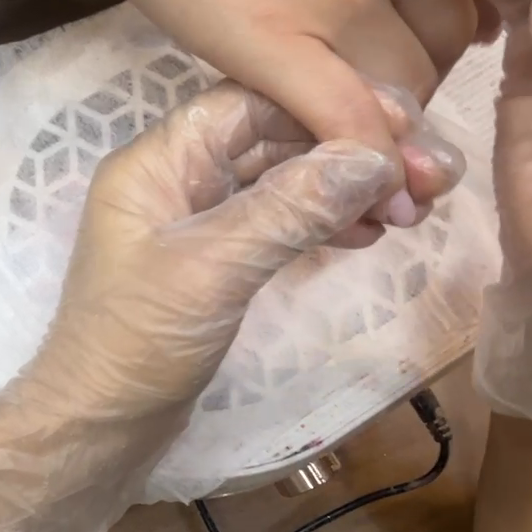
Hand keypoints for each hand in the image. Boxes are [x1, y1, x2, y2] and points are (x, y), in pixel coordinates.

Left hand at [0, 84, 407, 531]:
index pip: (251, 104)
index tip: (408, 125)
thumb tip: (376, 158)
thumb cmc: (138, 344)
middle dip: (349, 152)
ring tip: (413, 211)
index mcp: (155, 162)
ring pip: (280, 183)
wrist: (100, 426)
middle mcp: (172, 180)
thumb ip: (290, 208)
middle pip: (272, 139)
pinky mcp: (210, 263)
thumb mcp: (214, 269)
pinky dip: (322, 223)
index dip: (329, 105)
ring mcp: (191, 222)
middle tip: (431, 177)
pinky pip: (274, 223)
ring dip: (345, 190)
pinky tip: (368, 234)